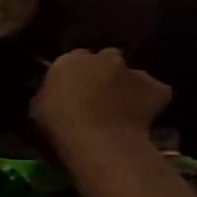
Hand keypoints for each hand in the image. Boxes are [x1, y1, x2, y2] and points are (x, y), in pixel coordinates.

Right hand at [30, 49, 170, 154]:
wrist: (98, 138)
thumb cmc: (58, 122)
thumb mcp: (38, 105)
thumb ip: (51, 91)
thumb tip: (58, 91)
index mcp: (69, 61)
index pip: (73, 58)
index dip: (73, 72)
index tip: (70, 86)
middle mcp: (104, 58)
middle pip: (106, 58)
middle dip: (102, 71)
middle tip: (95, 92)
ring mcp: (135, 71)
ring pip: (131, 74)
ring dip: (125, 85)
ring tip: (119, 106)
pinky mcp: (159, 88)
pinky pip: (153, 91)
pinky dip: (147, 99)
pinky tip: (138, 115)